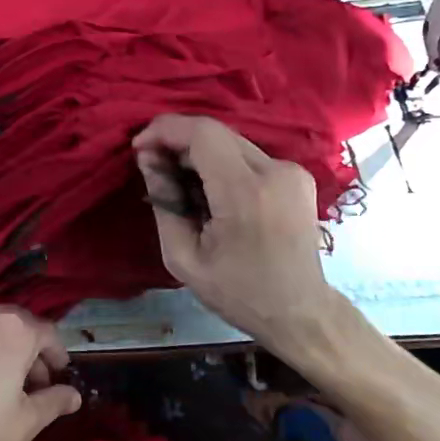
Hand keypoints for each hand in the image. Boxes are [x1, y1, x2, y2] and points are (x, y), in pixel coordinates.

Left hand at [0, 300, 79, 440]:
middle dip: (30, 354)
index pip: (50, 334)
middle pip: (18, 328)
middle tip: (32, 390)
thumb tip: (73, 395)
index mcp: (14, 328)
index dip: (58, 358)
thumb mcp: (22, 425)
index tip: (58, 380)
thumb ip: (54, 403)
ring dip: (1, 354)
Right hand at [132, 115, 345, 354]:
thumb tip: (149, 161)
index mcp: (246, 193)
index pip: (202, 134)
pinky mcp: (299, 176)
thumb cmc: (238, 293)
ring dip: (201, 155)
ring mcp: (292, 171)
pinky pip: (251, 157)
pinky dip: (225, 165)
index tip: (140, 147)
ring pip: (233, 143)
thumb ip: (164, 204)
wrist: (299, 311)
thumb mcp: (184, 258)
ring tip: (184, 186)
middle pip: (217, 134)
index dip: (165, 130)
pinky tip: (215, 193)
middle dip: (179, 143)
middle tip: (155, 169)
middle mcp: (275, 171)